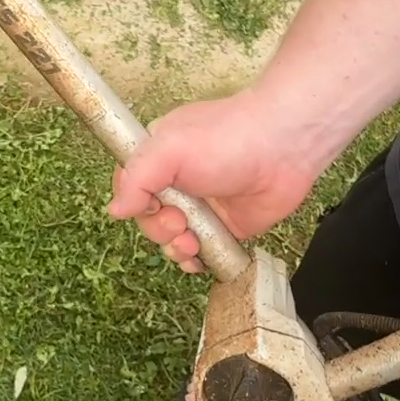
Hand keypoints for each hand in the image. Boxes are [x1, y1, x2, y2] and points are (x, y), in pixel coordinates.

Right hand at [107, 88, 335, 271]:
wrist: (284, 147)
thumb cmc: (227, 138)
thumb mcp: (169, 149)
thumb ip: (136, 179)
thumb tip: (115, 211)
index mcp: (160, 158)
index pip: (130, 188)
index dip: (135, 203)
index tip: (150, 204)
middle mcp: (178, 183)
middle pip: (148, 220)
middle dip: (158, 228)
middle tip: (179, 220)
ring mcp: (202, 207)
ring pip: (172, 240)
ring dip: (175, 247)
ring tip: (192, 240)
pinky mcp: (225, 227)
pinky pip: (201, 254)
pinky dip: (195, 262)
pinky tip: (198, 259)